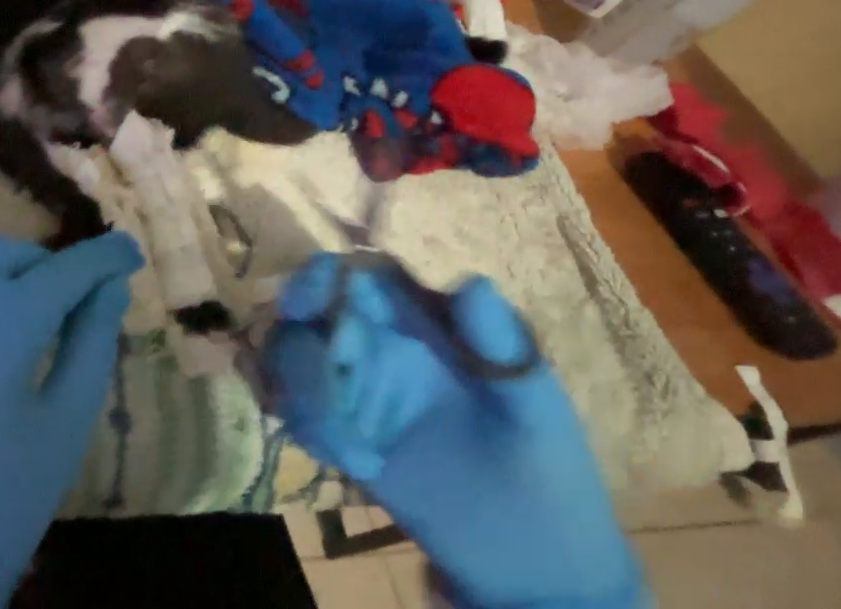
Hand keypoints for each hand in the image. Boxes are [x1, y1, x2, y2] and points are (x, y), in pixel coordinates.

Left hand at [0, 229, 140, 608]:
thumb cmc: (8, 490)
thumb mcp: (68, 417)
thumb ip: (93, 340)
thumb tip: (111, 283)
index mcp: (8, 319)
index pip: (68, 268)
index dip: (105, 257)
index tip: (129, 254)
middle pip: (10, 252)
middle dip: (47, 268)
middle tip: (70, 301)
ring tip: (4, 298)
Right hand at [267, 255, 645, 607]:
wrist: (533, 567)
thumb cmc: (547, 475)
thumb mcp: (535, 411)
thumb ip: (502, 347)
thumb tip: (471, 283)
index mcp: (425, 323)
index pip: (361, 273)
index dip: (322, 275)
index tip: (305, 303)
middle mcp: (380, 343)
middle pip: (311, 312)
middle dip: (300, 341)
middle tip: (319, 389)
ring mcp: (354, 387)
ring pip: (293, 357)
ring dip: (305, 394)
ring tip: (350, 451)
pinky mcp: (339, 431)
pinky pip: (297, 409)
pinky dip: (309, 428)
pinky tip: (354, 465)